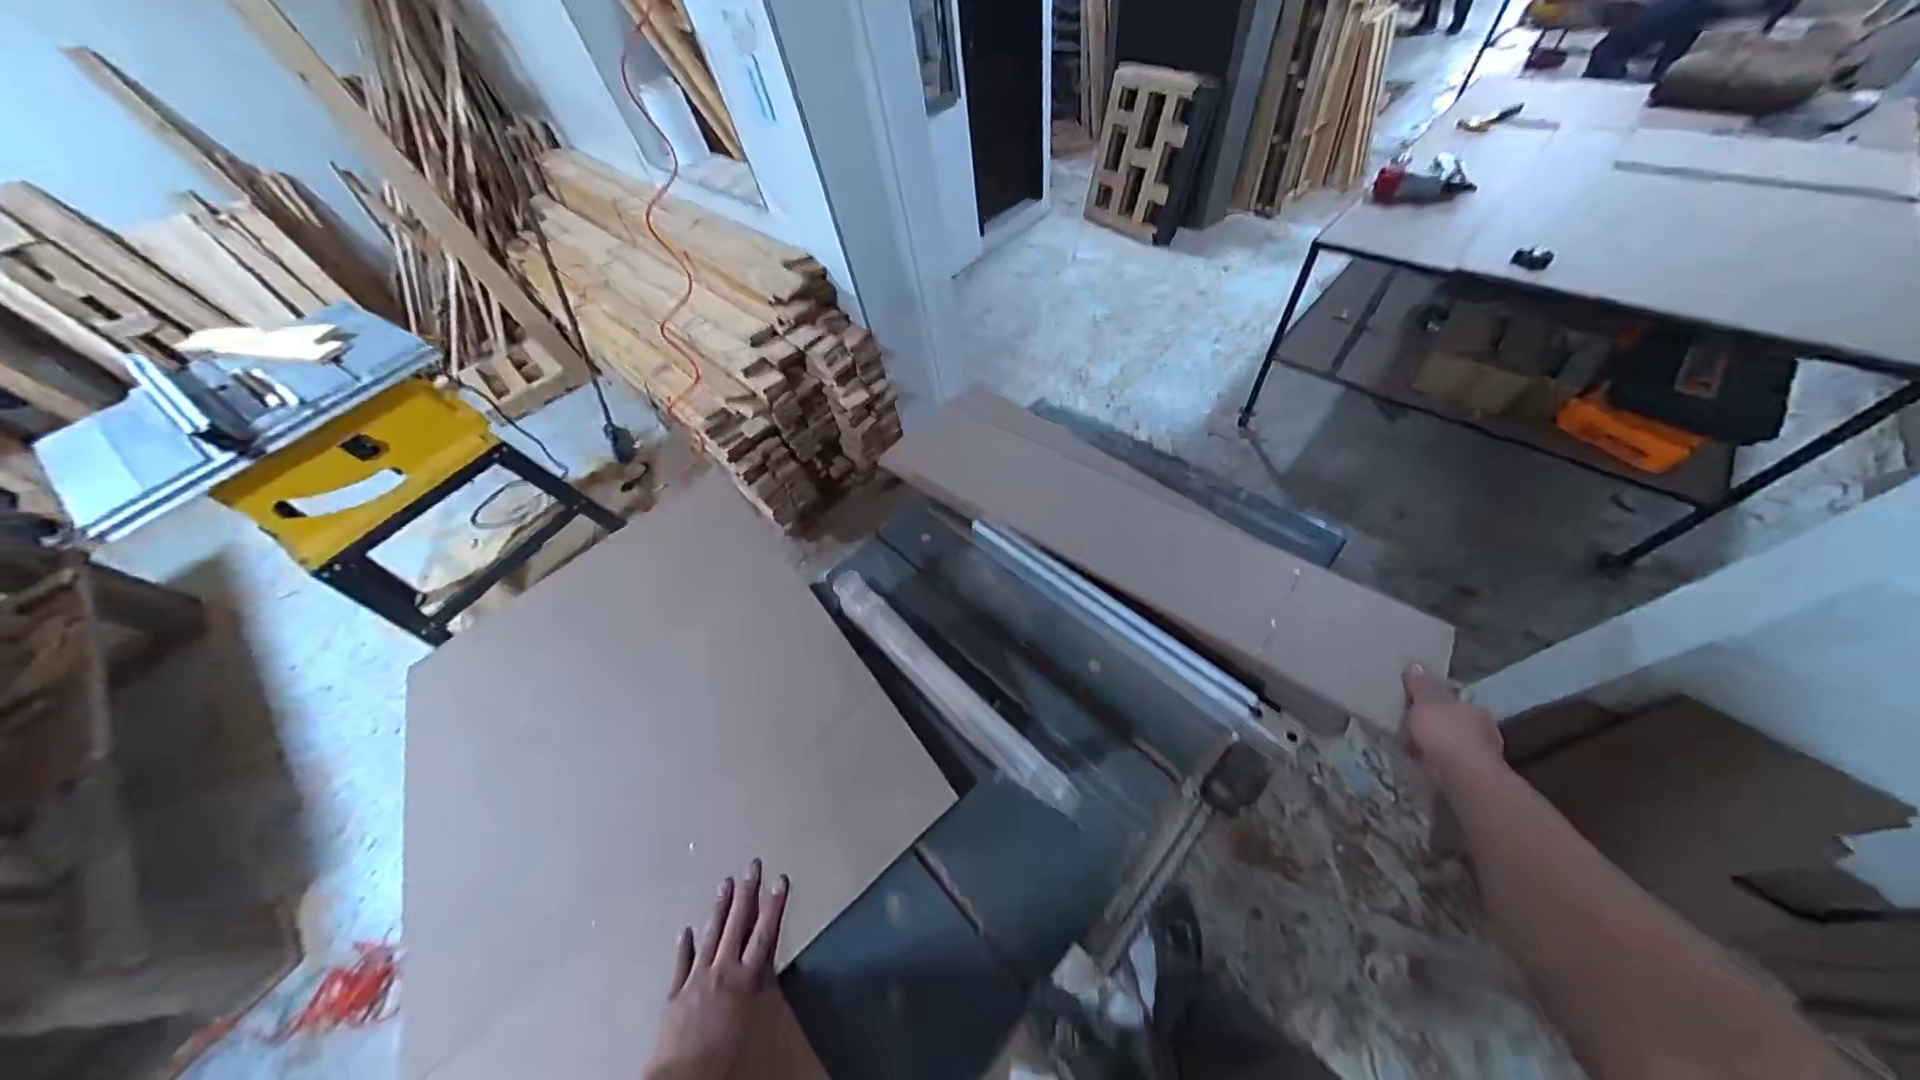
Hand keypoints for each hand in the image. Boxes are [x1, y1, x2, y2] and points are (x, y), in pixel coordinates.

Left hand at [644, 859, 789, 1079]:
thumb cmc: (732, 1060)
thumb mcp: (763, 1027)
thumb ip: (769, 996)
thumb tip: (774, 973)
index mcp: (748, 979)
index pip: (765, 934)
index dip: (775, 907)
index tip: (780, 881)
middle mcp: (723, 972)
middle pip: (738, 925)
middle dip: (748, 894)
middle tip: (752, 865)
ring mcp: (696, 980)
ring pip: (711, 936)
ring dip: (720, 909)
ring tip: (725, 883)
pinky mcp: (675, 996)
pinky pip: (681, 965)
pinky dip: (685, 946)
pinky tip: (686, 930)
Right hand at [1403, 664, 1504, 780]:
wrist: (1461, 777)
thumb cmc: (1446, 733)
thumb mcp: (1427, 701)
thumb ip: (1420, 684)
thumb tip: (1415, 664)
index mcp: (1475, 708)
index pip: (1452, 698)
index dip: (1431, 698)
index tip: (1410, 701)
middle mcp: (1481, 730)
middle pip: (1447, 720)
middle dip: (1428, 722)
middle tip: (1404, 723)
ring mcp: (1475, 754)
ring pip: (1443, 741)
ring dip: (1427, 742)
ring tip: (1403, 742)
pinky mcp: (1465, 774)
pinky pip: (1438, 760)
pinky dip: (1427, 758)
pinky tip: (1413, 758)